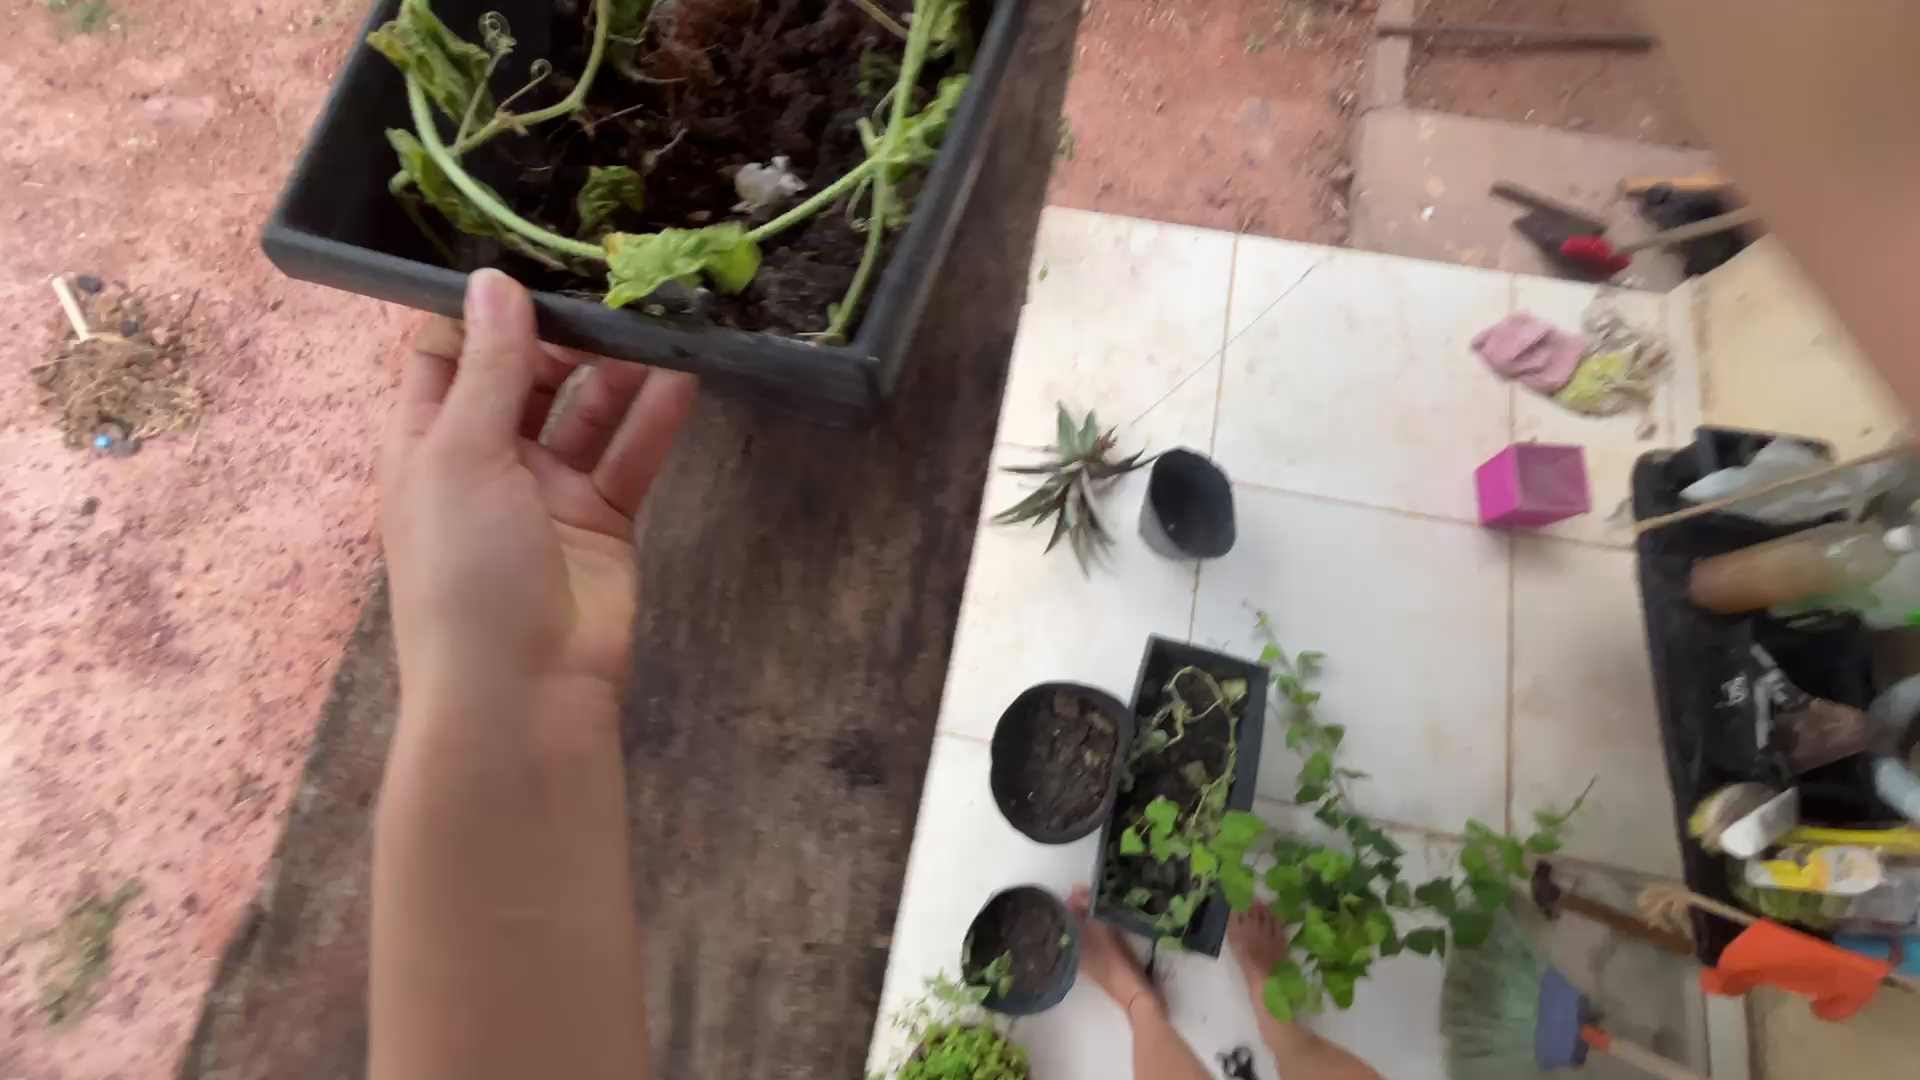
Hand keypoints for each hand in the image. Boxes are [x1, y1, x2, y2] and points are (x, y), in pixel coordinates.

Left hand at [380, 269, 697, 703]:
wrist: (528, 682)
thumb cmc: (468, 568)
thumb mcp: (462, 458)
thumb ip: (490, 371)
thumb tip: (495, 281)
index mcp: (429, 442)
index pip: (448, 356)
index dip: (482, 312)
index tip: (530, 265)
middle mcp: (491, 458)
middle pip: (527, 378)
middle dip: (564, 339)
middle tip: (613, 296)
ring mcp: (553, 488)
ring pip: (588, 414)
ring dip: (619, 375)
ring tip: (659, 328)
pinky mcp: (609, 515)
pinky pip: (631, 456)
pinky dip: (655, 422)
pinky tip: (684, 382)